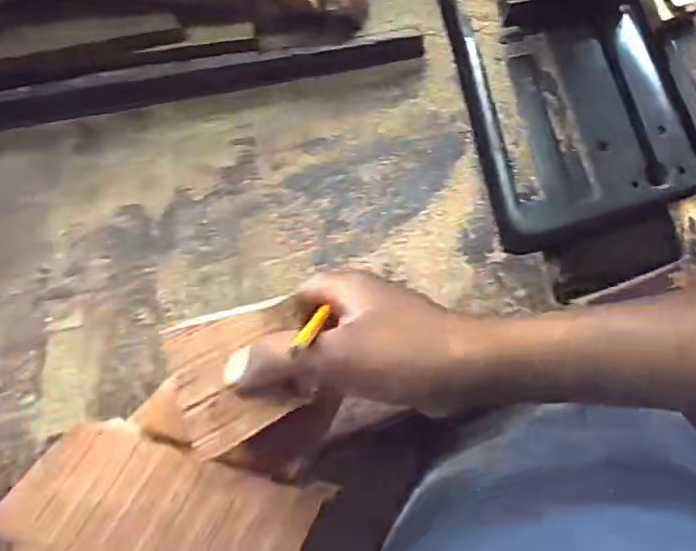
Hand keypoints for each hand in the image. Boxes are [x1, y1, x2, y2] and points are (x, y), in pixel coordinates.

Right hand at [234, 271, 479, 413]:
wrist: (463, 365)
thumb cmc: (399, 351)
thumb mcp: (335, 356)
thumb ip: (284, 357)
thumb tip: (231, 365)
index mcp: (350, 287)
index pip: (302, 291)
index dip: (274, 319)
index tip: (251, 355)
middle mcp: (365, 298)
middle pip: (315, 318)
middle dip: (288, 348)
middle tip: (261, 386)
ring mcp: (383, 323)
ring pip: (334, 342)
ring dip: (310, 369)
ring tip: (284, 402)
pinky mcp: (395, 349)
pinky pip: (355, 361)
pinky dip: (335, 380)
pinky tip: (321, 407)